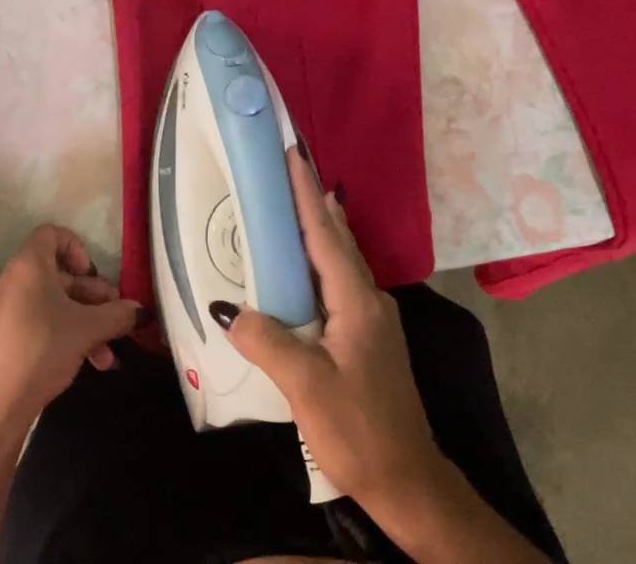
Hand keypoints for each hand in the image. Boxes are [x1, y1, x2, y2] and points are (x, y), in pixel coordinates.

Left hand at [0, 224, 141, 422]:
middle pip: (60, 274)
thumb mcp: (88, 330)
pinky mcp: (8, 334)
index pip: (52, 233)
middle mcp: (15, 280)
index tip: (94, 275)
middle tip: (117, 317)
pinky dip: (69, 334)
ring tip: (109, 352)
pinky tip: (93, 362)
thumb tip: (139, 310)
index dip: (78, 248)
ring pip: (56, 303)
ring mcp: (9, 308)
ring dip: (87, 322)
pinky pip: (43, 321)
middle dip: (93, 296)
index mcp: (29, 265)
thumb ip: (117, 315)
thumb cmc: (43, 348)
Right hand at [214, 148, 444, 500]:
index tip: (293, 154)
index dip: (306, 194)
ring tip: (293, 205)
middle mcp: (369, 302)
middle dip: (312, 203)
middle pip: (336, 241)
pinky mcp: (367, 340)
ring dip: (317, 232)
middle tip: (286, 170)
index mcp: (357, 303)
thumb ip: (267, 341)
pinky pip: (338, 286)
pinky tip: (302, 271)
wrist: (407, 480)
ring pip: (339, 264)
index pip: (326, 236)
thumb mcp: (307, 386)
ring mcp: (372, 321)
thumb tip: (228, 310)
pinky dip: (317, 265)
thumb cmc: (359, 429)